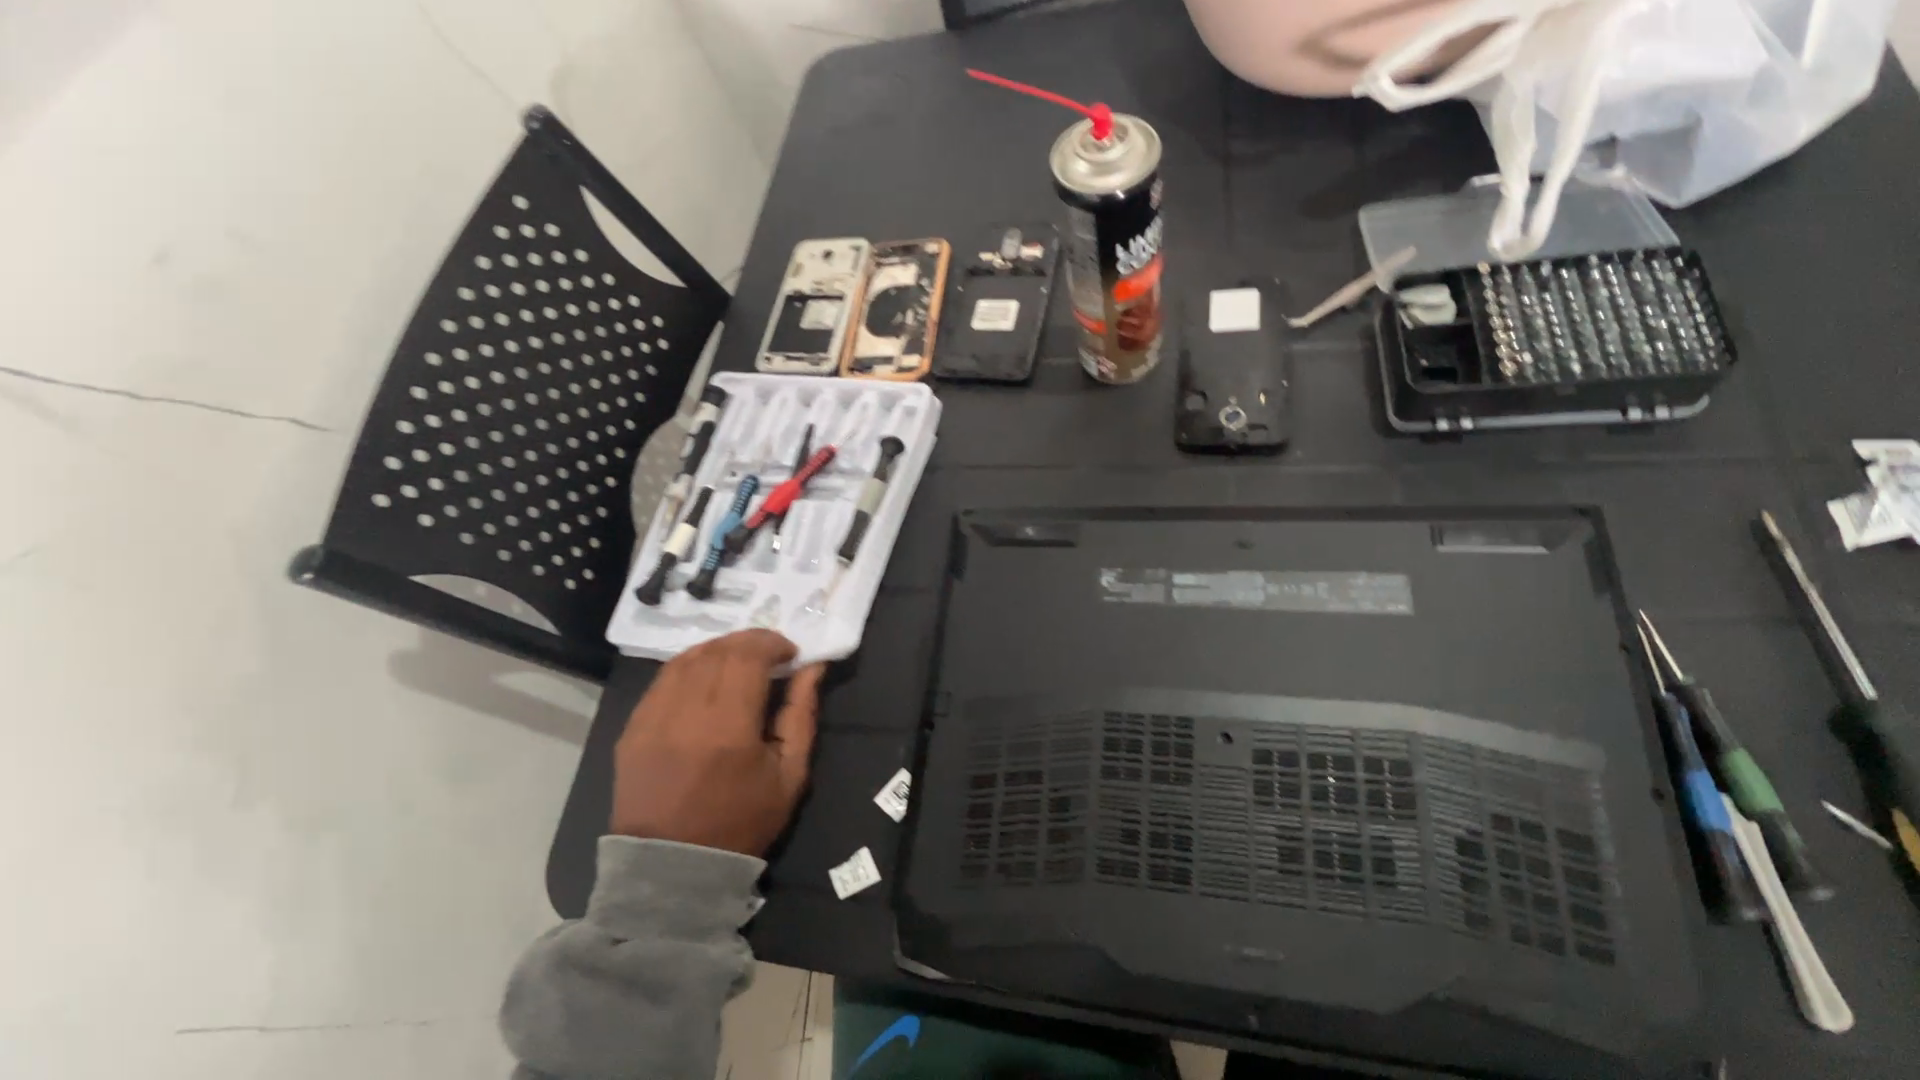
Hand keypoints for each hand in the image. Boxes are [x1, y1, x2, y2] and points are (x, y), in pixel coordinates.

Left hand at [609, 629, 825, 856]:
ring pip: (686, 659)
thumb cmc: (741, 822)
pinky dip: (688, 668)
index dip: (772, 643)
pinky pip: (661, 680)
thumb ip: (801, 715)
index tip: (789, 652)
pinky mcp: (632, 728)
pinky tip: (703, 680)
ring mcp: (652, 717)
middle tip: (768, 653)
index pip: (748, 655)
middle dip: (748, 642)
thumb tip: (812, 668)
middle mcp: (686, 712)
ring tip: (736, 662)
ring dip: (717, 650)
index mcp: (729, 726)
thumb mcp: (790, 775)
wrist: (674, 866)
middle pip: (717, 651)